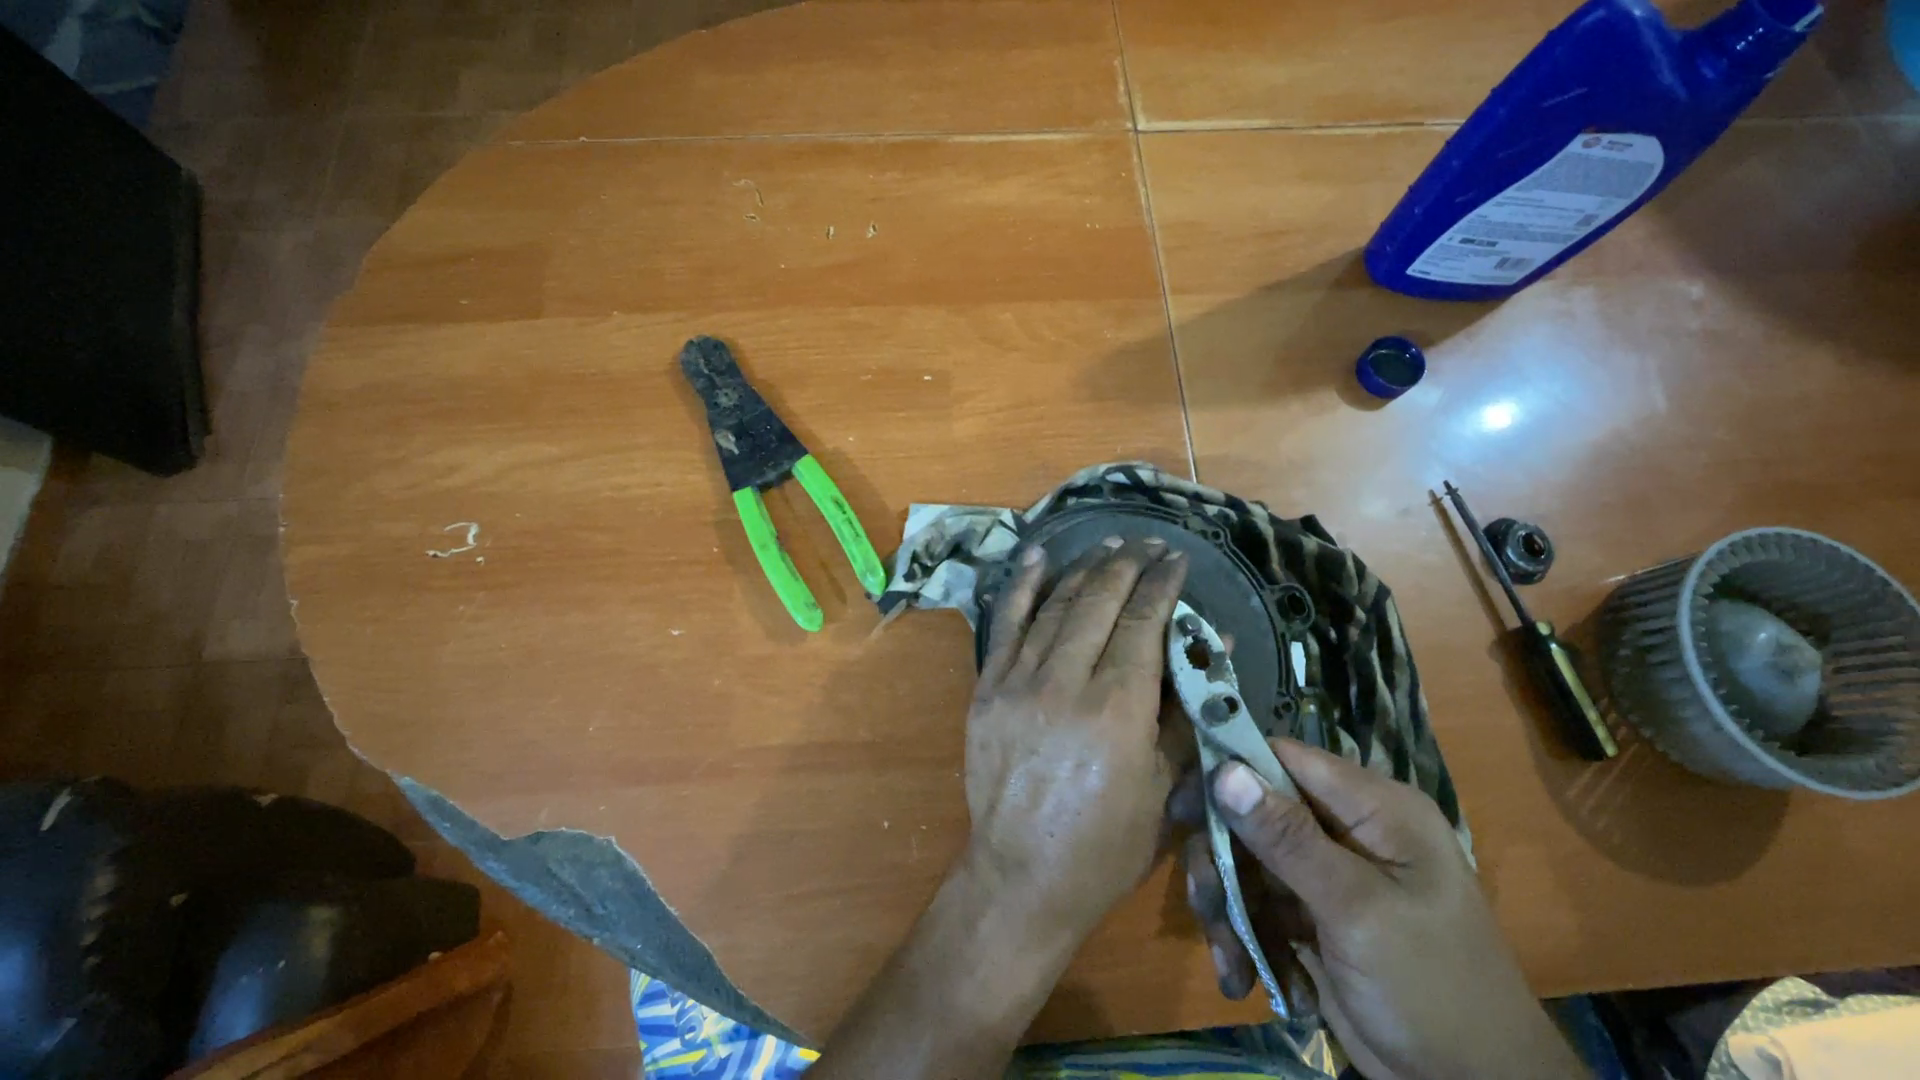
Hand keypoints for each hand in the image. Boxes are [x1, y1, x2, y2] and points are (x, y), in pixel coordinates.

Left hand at [960, 536, 1188, 940]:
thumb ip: (1187, 710)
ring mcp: (1018, 682)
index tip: (1177, 560)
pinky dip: (1022, 587)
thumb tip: (1215, 644)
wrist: (1024, 874)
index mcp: (1116, 709)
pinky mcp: (987, 689)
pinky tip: (1037, 557)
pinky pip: (1005, 625)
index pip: (1143, 623)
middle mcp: (1065, 682)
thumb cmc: (1107, 844)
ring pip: (1054, 606)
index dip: (1162, 585)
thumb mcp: (1165, 786)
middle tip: (1148, 545)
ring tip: (1109, 547)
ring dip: (1084, 570)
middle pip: (1099, 603)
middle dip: (1128, 566)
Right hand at [1173, 739, 1582, 1079]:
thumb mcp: (1358, 910)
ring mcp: (1327, 877)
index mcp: (1375, 810)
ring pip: (1247, 865)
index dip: (1228, 771)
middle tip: (1208, 903)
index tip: (1181, 806)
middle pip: (1255, 815)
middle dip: (1223, 861)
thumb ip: (1289, 840)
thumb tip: (1225, 769)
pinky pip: (1257, 908)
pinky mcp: (1311, 919)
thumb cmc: (1431, 987)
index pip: (1284, 759)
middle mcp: (1348, 832)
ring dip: (1230, 910)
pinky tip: (1246, 979)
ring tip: (1233, 959)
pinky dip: (1245, 941)